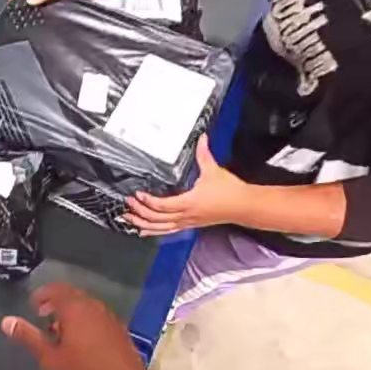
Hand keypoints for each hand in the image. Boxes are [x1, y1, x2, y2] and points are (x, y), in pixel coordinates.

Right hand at [1, 282, 150, 369]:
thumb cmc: (84, 366)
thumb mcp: (51, 356)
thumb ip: (28, 337)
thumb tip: (6, 321)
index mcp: (73, 307)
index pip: (54, 289)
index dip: (41, 295)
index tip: (33, 305)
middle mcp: (91, 304)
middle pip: (70, 295)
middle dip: (54, 302)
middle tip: (43, 315)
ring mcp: (106, 313)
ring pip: (83, 304)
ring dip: (69, 311)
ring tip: (59, 329)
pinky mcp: (116, 324)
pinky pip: (95, 314)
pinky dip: (84, 318)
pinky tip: (81, 338)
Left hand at [123, 136, 251, 236]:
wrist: (242, 206)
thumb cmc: (229, 191)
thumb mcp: (213, 170)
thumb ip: (204, 154)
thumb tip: (201, 138)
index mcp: (189, 202)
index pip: (162, 205)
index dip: (148, 201)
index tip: (137, 194)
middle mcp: (186, 215)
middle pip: (157, 218)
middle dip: (140, 212)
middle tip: (128, 206)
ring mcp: (187, 222)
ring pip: (161, 228)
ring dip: (144, 224)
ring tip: (130, 220)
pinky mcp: (190, 224)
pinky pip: (168, 230)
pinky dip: (155, 231)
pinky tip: (144, 231)